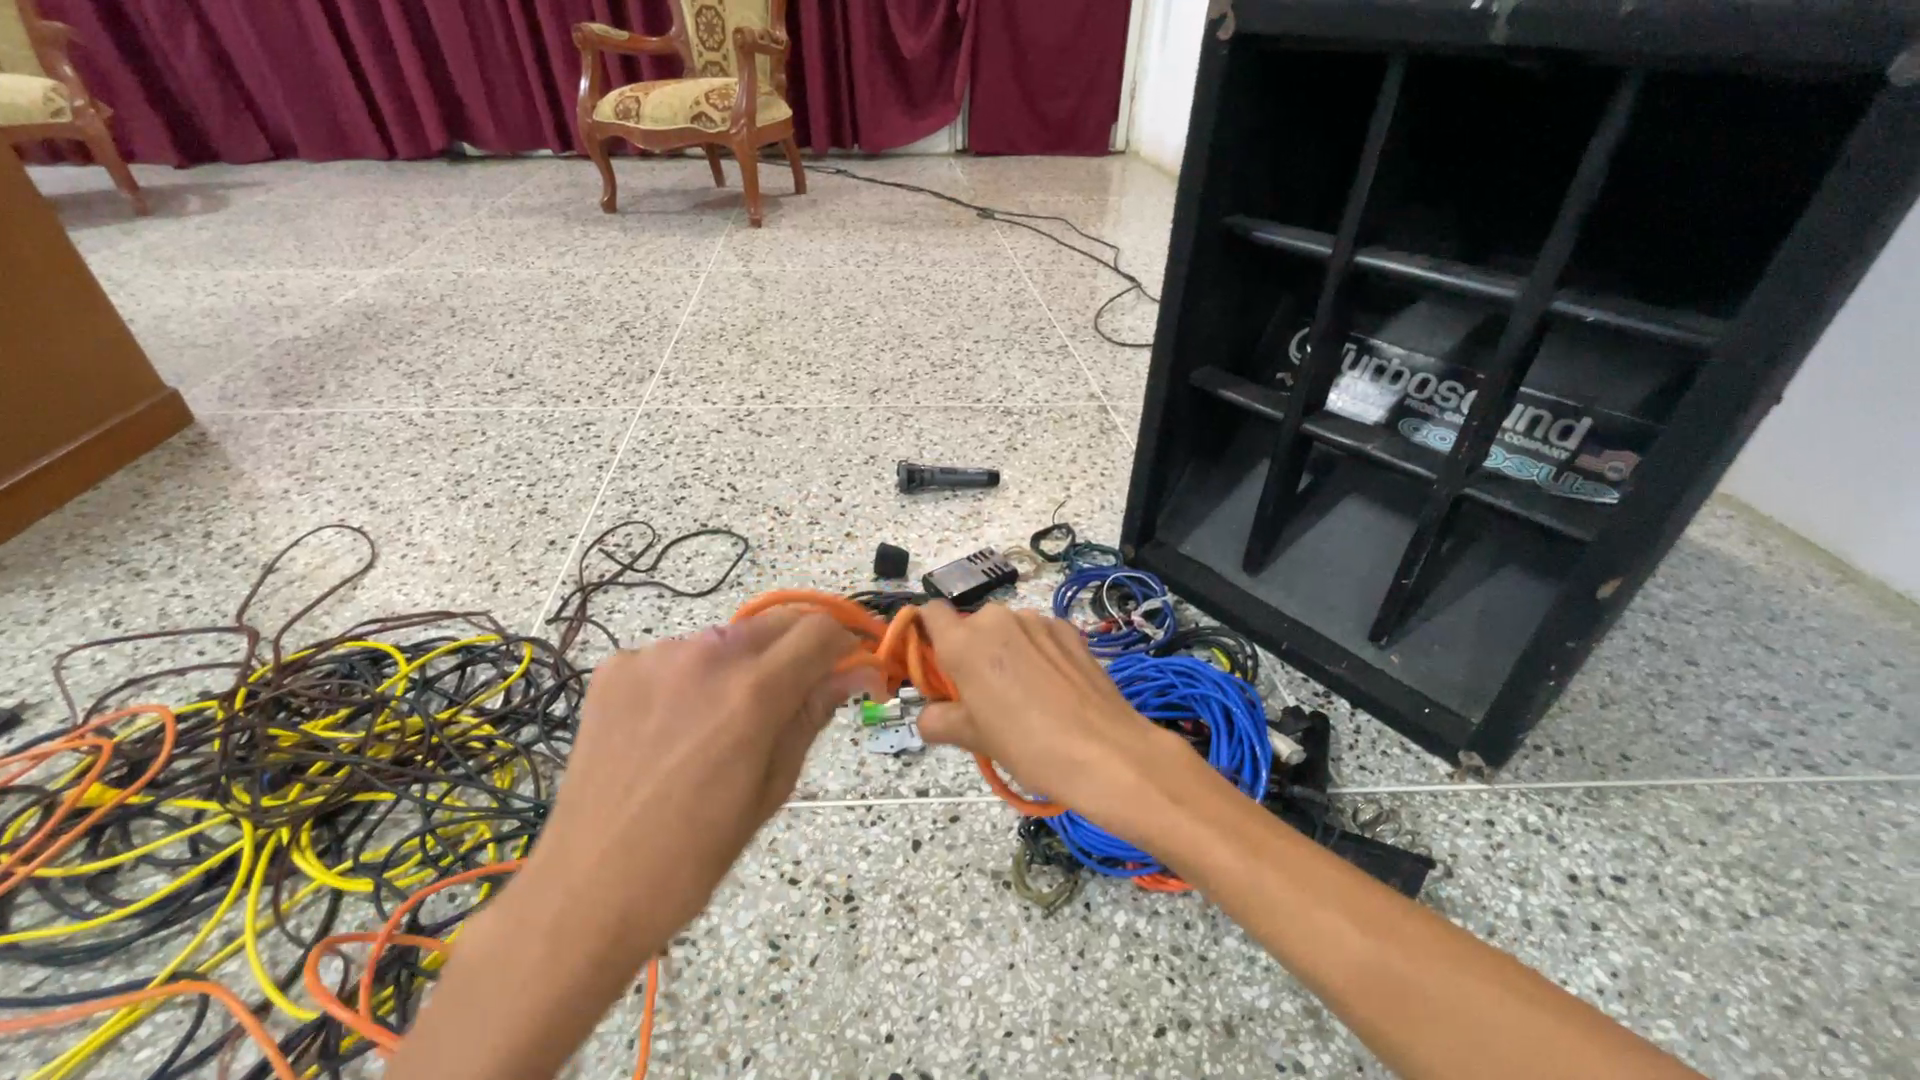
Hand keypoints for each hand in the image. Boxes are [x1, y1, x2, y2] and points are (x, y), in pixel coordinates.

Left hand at [516, 611, 878, 958]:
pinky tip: (673, 728)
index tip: (849, 676)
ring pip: (724, 640)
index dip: (844, 648)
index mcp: (753, 693)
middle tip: (794, 697)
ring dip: (741, 666)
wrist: (591, 887)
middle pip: (776, 623)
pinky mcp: (615, 668)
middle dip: (798, 652)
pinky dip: (688, 680)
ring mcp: (654, 657)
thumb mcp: (772, 788)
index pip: (821, 630)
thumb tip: (854, 674)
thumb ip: (811, 716)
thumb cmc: (696, 855)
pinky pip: (673, 657)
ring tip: (721, 724)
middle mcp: (705, 657)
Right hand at [914, 601, 1181, 823]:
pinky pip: (1040, 636)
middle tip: (981, 697)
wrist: (1105, 752)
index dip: (927, 634)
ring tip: (1024, 698)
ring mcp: (1038, 621)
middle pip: (971, 626)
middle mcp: (998, 620)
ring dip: (1006, 654)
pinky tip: (1052, 690)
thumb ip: (939, 720)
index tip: (935, 665)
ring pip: (1008, 631)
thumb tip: (930, 716)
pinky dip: (1037, 655)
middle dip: (971, 654)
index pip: (930, 612)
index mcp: (964, 642)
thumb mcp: (973, 739)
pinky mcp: (1070, 631)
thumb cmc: (1027, 746)